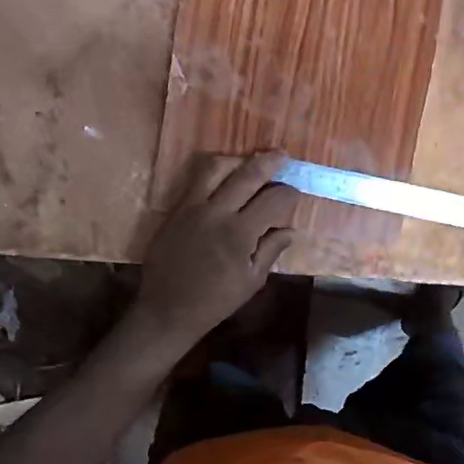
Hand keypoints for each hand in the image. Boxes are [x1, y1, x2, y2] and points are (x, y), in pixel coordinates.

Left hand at [134, 152, 300, 343]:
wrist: (168, 308)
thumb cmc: (216, 300)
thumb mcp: (252, 281)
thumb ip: (271, 250)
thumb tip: (290, 230)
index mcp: (240, 233)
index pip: (273, 200)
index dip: (289, 193)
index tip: (295, 192)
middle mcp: (217, 212)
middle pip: (247, 174)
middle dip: (269, 162)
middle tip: (283, 155)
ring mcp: (193, 207)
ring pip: (216, 168)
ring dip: (238, 160)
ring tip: (250, 160)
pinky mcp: (176, 209)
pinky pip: (196, 180)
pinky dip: (215, 172)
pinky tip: (225, 175)